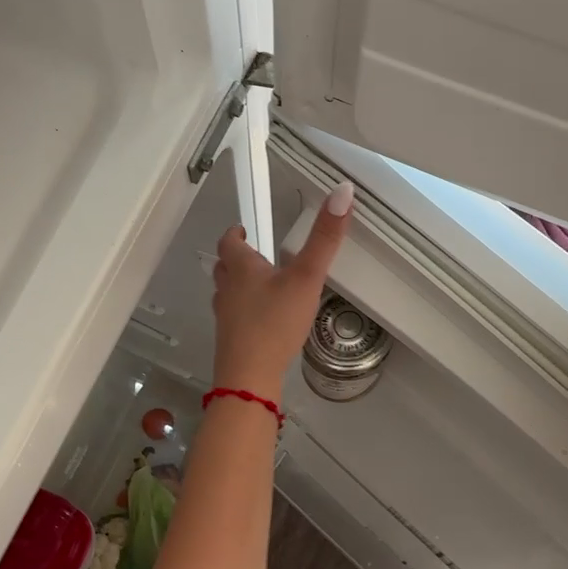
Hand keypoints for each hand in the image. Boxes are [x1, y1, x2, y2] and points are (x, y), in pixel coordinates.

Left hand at [210, 181, 353, 401]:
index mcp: (241, 267)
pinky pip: (234, 319)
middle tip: (257, 257)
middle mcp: (227, 290)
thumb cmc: (274, 324)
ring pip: (226, 294)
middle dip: (237, 259)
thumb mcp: (306, 278)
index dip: (236, 232)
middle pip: (224, 267)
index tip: (245, 229)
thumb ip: (324, 238)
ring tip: (262, 288)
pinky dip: (244, 314)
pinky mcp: (229, 341)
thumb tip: (342, 191)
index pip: (229, 241)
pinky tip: (264, 323)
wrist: (249, 377)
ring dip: (239, 287)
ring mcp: (225, 318)